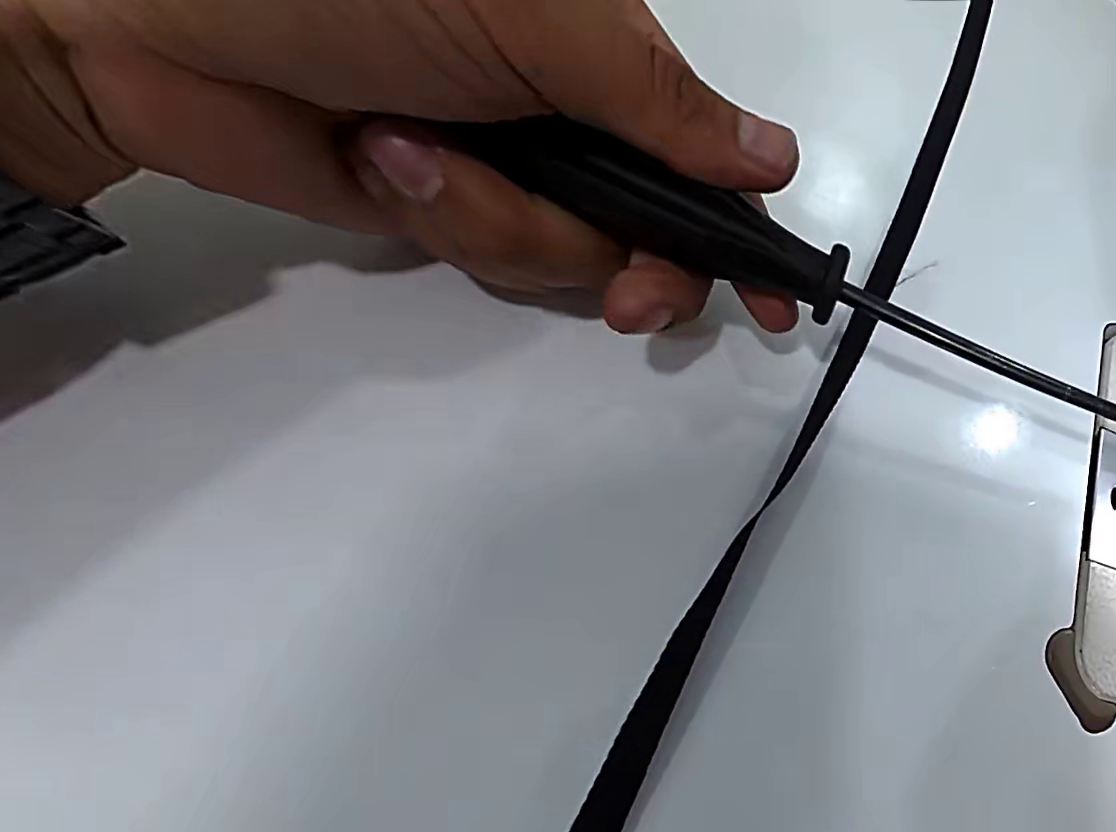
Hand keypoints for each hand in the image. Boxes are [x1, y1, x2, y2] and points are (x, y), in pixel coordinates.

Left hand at [0, 0, 799, 333]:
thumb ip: (660, 102)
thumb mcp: (531, 21)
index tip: (776, 306)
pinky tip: (392, 165)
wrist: (128, 7)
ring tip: (427, 160)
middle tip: (629, 304)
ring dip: (516, 231)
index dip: (749, 246)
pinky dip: (460, 226)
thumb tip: (776, 162)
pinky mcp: (475, 214)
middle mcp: (587, 130)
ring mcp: (533, 178)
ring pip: (584, 262)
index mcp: (618, 74)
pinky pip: (514, 262)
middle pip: (664, 243)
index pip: (716, 175)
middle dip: (647, 278)